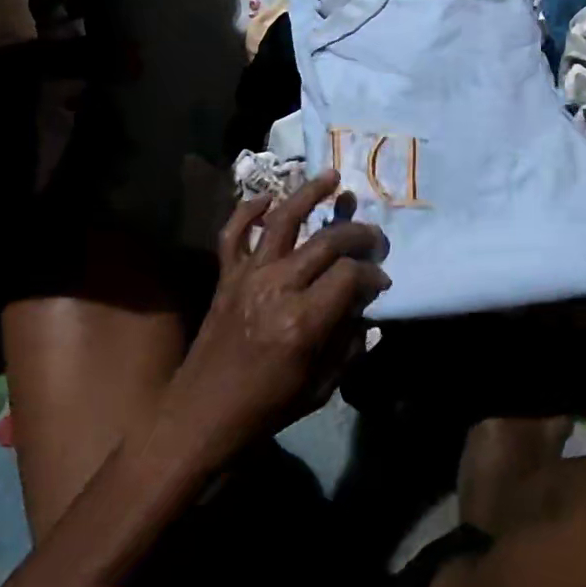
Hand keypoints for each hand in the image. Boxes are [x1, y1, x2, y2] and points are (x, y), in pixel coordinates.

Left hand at [155, 171, 389, 468]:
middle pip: (324, 242)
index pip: (350, 276)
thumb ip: (349, 344)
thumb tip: (367, 311)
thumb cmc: (268, 406)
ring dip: (307, 195)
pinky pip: (234, 232)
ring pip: (281, 221)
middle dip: (355, 232)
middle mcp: (277, 287)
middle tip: (373, 234)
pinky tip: (267, 198)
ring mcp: (247, 275)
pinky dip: (248, 210)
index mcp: (304, 321)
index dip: (372, 274)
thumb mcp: (321, 386)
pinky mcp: (226, 274)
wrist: (204, 411)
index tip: (381, 281)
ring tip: (330, 176)